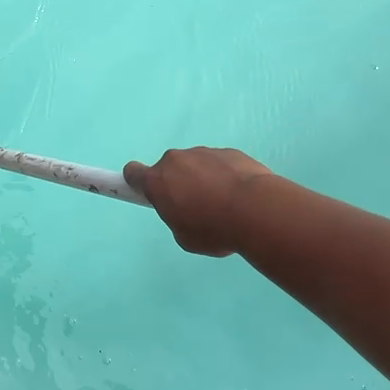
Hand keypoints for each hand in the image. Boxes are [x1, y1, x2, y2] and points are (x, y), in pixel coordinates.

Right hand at [123, 146, 281, 256]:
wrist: (257, 210)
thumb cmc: (214, 229)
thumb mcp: (185, 237)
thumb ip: (176, 220)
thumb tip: (186, 212)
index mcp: (157, 181)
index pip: (132, 172)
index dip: (138, 182)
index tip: (150, 194)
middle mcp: (175, 160)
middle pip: (169, 169)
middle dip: (179, 184)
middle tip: (199, 208)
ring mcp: (203, 152)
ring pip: (197, 165)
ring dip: (204, 180)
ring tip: (227, 205)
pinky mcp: (229, 152)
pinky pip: (221, 164)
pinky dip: (227, 176)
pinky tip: (243, 196)